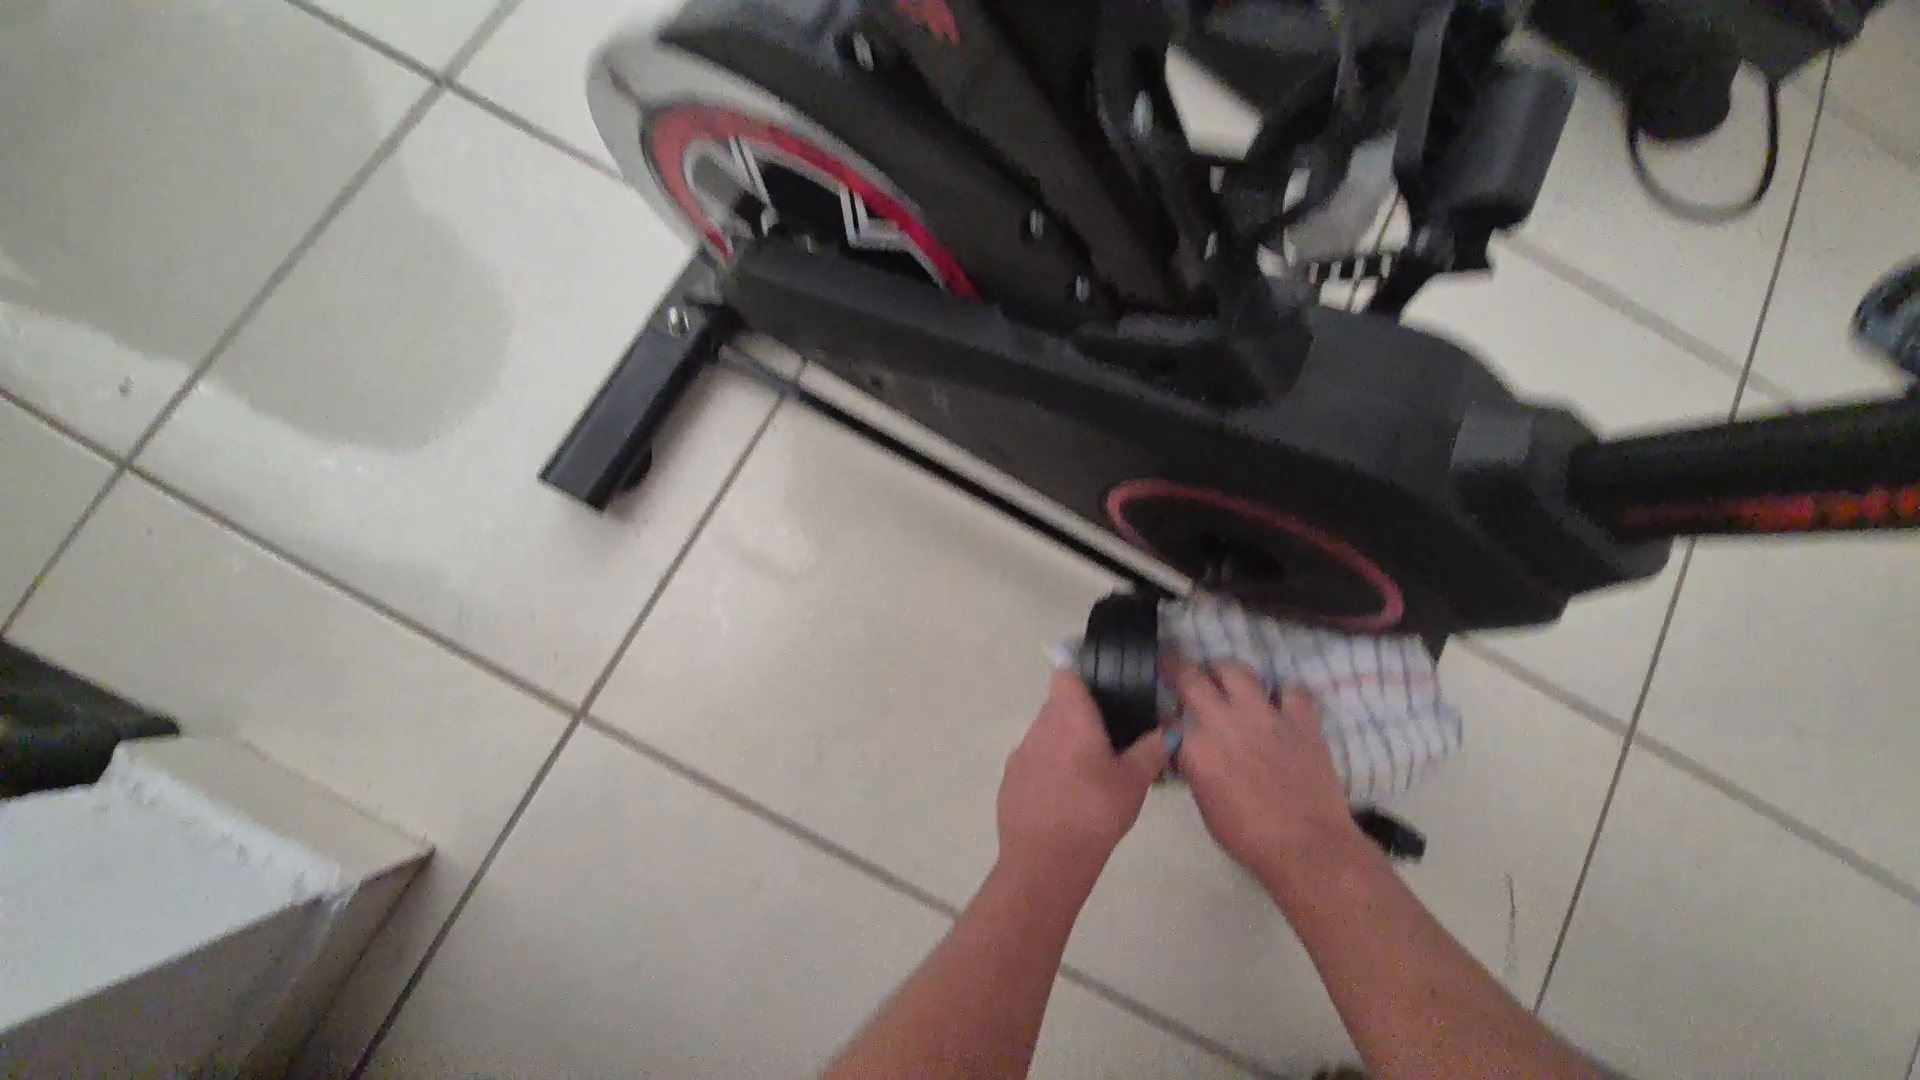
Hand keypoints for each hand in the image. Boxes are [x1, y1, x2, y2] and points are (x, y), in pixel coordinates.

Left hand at [996, 671, 1169, 886]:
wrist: (1045, 860)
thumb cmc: (1095, 811)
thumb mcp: (1134, 781)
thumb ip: (1152, 750)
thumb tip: (1170, 730)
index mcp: (1068, 715)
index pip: (1067, 674)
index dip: (1084, 679)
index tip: (1105, 696)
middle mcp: (1039, 726)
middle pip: (1058, 705)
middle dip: (1081, 717)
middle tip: (1110, 741)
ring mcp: (1020, 753)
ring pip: (1045, 734)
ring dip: (1064, 744)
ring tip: (1090, 773)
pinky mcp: (1009, 779)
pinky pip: (1033, 762)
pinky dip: (1048, 770)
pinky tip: (1066, 797)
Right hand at [1167, 658, 1361, 885]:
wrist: (1306, 845)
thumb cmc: (1248, 835)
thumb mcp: (1205, 804)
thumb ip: (1195, 767)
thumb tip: (1191, 750)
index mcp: (1196, 746)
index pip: (1169, 716)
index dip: (1167, 713)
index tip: (1168, 715)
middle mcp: (1225, 720)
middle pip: (1192, 677)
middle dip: (1177, 666)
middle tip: (1173, 663)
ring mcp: (1265, 715)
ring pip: (1237, 670)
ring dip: (1225, 672)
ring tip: (1226, 678)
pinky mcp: (1300, 719)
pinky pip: (1290, 690)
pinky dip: (1283, 694)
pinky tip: (1281, 705)